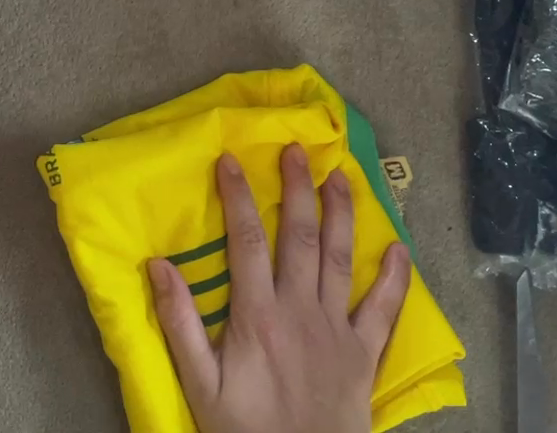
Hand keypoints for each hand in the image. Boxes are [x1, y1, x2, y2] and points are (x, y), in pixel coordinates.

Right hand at [148, 147, 411, 432]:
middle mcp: (300, 311)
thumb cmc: (245, 431)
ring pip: (340, 259)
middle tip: (295, 151)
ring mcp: (337, 331)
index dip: (237, 196)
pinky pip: (383, 312)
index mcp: (257, 315)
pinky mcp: (364, 356)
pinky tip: (398, 250)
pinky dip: (394, 280)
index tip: (231, 159)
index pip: (246, 240)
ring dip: (341, 214)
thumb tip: (158, 264)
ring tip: (340, 176)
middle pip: (300, 237)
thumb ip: (179, 323)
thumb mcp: (200, 385)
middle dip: (297, 189)